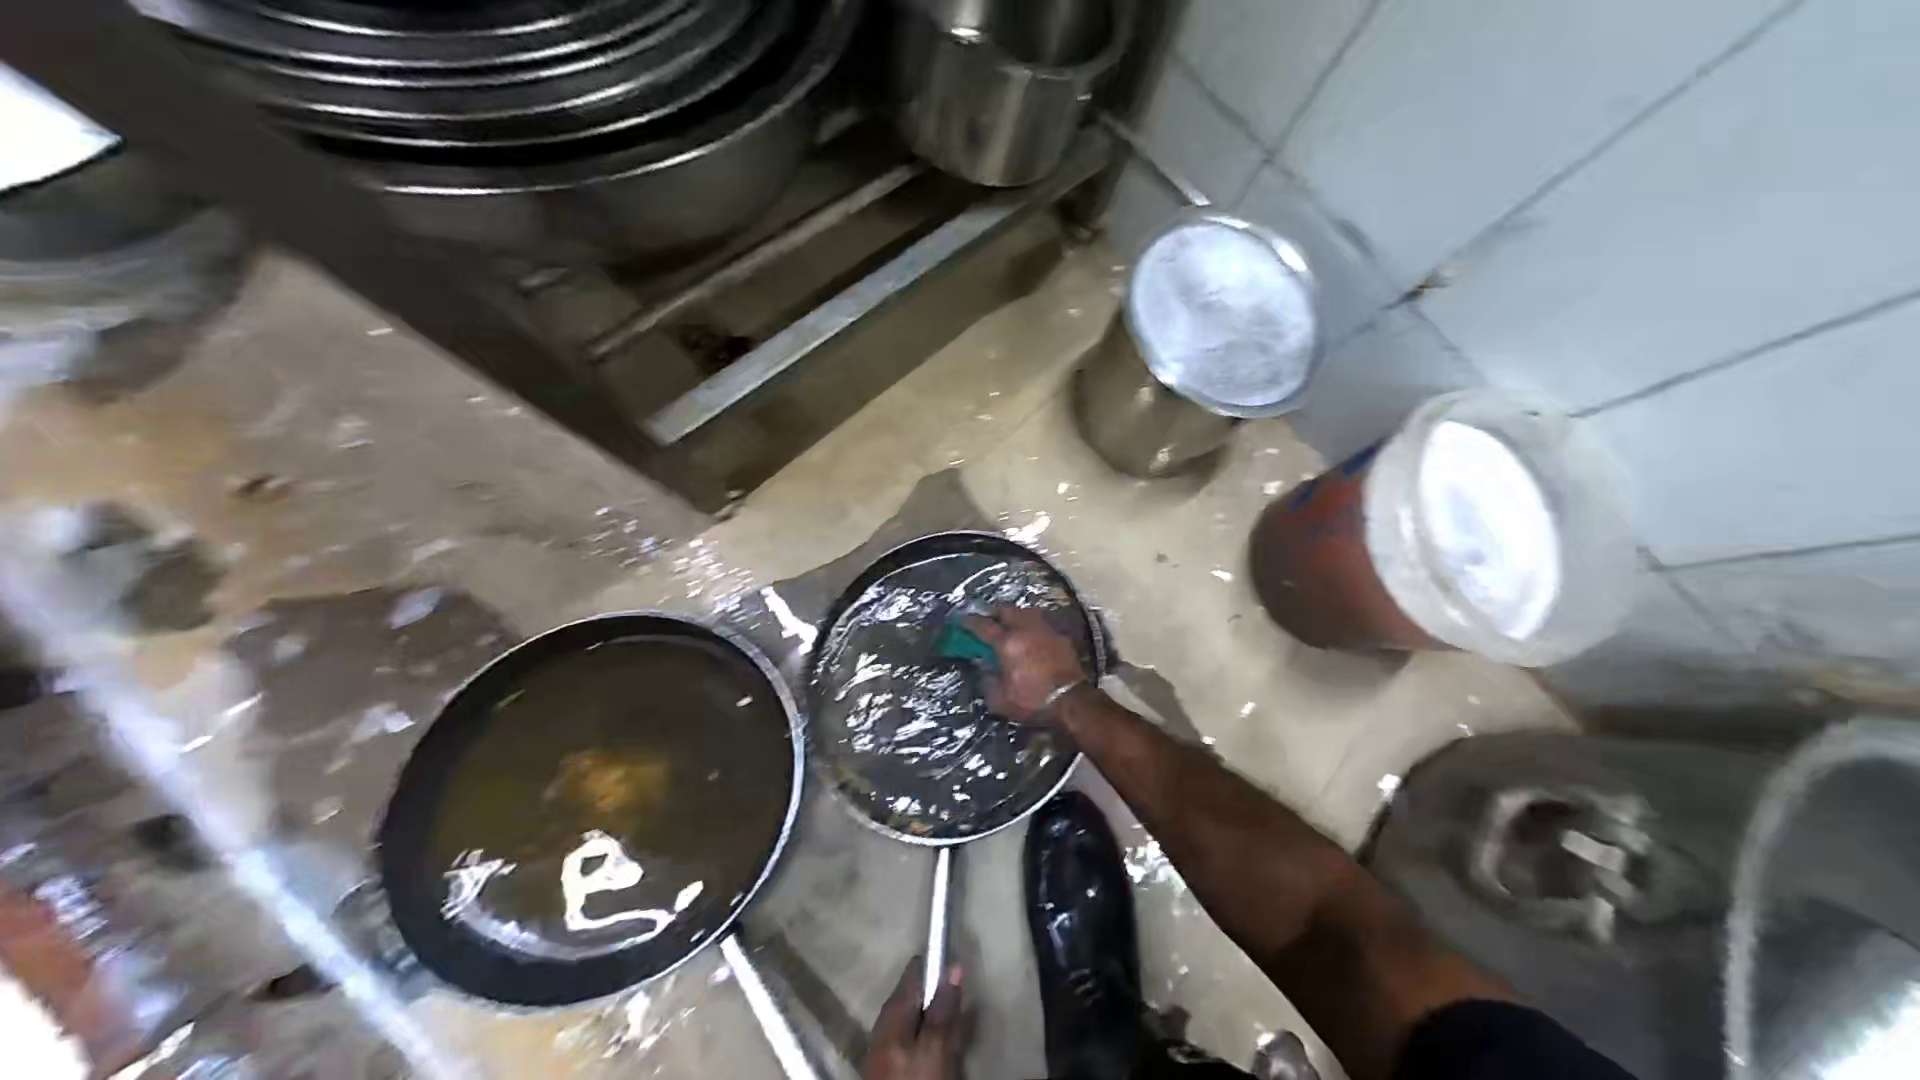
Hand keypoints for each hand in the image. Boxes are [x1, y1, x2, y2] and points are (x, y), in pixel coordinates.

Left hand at [861, 957, 964, 1079]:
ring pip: (914, 1018)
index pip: (915, 971)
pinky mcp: (889, 1068)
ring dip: (934, 1020)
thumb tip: (954, 966)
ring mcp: (884, 1047)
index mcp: (892, 1011)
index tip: (958, 969)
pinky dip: (927, 1039)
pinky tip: (937, 1052)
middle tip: (959, 1005)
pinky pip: (911, 1040)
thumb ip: (944, 1009)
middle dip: (936, 995)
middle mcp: (884, 1023)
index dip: (937, 965)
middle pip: (914, 995)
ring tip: (953, 1029)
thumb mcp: (936, 1049)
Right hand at [964, 607, 1087, 724]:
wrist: (1071, 701)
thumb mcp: (999, 699)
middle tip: (988, 621)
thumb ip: (986, 681)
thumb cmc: (1032, 701)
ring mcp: (1045, 631)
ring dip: (1015, 616)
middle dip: (994, 613)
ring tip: (1010, 625)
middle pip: (1006, 610)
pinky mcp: (1060, 637)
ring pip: (1026, 612)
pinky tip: (1031, 638)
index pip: (983, 626)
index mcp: (1007, 643)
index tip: (963, 621)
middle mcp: (1025, 630)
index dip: (970, 622)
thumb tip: (984, 669)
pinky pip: (1041, 625)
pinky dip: (1032, 628)